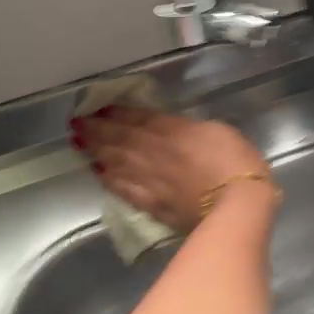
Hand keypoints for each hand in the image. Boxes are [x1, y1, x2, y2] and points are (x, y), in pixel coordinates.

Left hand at [71, 106, 273, 232]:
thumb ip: (190, 129)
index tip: (97, 107)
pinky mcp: (152, 204)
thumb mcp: (218, 131)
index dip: (116, 113)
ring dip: (95, 151)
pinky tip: (99, 173)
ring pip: (116, 161)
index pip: (137, 119)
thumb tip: (174, 129)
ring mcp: (150, 179)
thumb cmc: (238, 164)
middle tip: (76, 124)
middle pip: (119, 138)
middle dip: (96, 130)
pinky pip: (124, 189)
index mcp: (172, 131)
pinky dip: (109, 179)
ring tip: (79, 143)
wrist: (237, 206)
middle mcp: (154, 152)